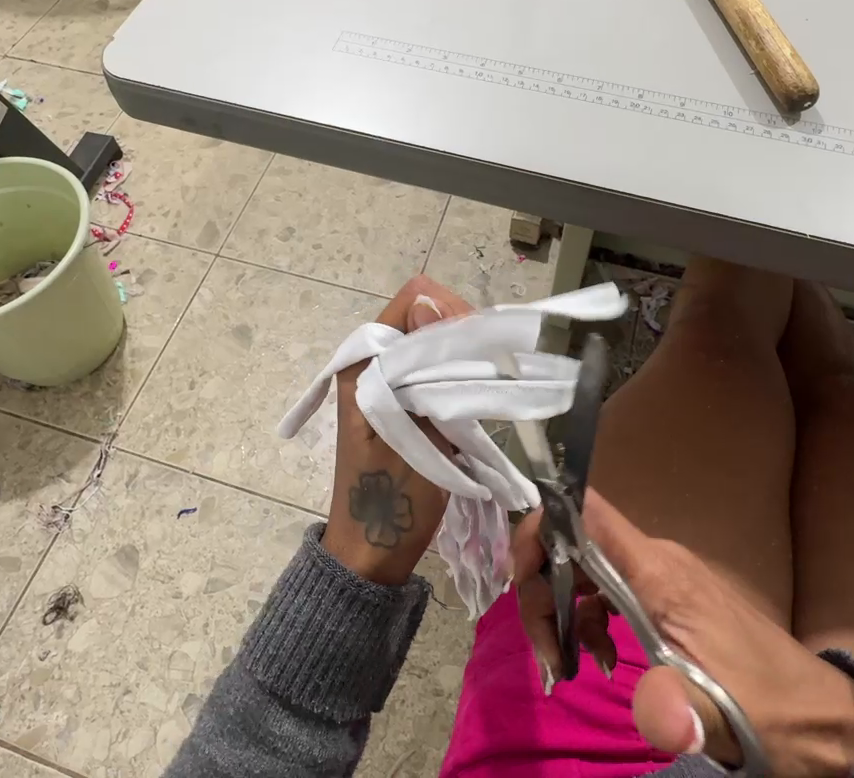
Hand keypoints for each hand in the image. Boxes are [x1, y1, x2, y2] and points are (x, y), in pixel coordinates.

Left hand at [320, 275, 475, 584]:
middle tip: (489, 371)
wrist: (373, 553)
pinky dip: (461, 373)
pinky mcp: (408, 399)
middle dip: (462, 333)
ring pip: (438, 341)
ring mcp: (392, 379)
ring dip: (465, 355)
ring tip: (488, 386)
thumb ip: (421, 369)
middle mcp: (375, 360)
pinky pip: (438, 367)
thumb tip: (430, 304)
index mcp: (364, 362)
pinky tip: (479, 396)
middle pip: (429, 314)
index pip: (412, 299)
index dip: (450, 311)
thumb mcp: (411, 434)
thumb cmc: (390, 501)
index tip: (477, 347)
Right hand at [513, 491, 853, 776]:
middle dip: (542, 590)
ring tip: (567, 663)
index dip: (541, 527)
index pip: (586, 513)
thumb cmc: (771, 707)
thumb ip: (682, 708)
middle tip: (548, 652)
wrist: (819, 715)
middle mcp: (652, 560)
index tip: (523, 578)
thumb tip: (658, 718)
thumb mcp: (724, 716)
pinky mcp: (660, 597)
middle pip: (571, 544)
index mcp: (659, 571)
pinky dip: (584, 618)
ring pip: (581, 567)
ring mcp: (656, 577)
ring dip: (558, 608)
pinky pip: (602, 589)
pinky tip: (597, 658)